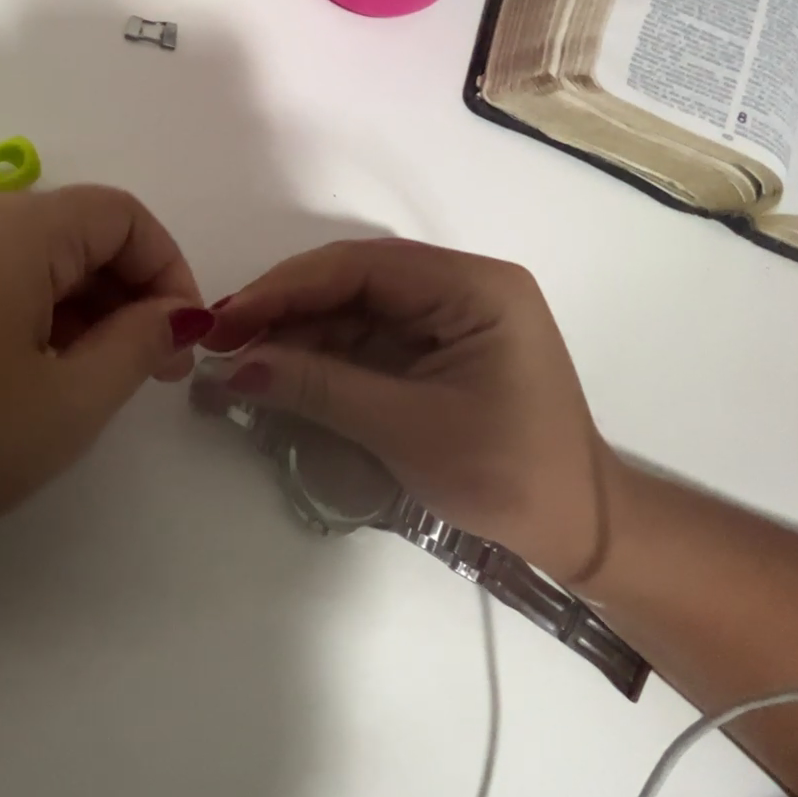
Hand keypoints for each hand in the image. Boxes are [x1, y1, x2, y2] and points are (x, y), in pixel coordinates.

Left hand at [0, 185, 209, 564]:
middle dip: (125, 292)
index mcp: (12, 232)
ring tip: (84, 381)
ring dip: (75, 307)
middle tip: (144, 369)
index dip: (168, 271)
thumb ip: (136, 346)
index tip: (180, 341)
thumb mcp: (66, 405)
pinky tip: (19, 375)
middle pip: (72, 231)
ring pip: (25, 257)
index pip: (120, 215)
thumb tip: (175, 313)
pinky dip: (23, 312)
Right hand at [199, 239, 612, 581]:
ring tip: (237, 360)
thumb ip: (318, 387)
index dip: (285, 287)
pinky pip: (359, 340)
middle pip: (351, 281)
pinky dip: (316, 356)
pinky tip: (276, 371)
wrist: (576, 529)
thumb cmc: (508, 475)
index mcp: (474, 289)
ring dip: (293, 334)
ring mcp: (444, 320)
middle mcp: (459, 289)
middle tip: (220, 339)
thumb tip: (232, 368)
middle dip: (283, 308)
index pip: (361, 267)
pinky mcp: (430, 351)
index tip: (226, 320)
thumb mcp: (405, 428)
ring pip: (348, 310)